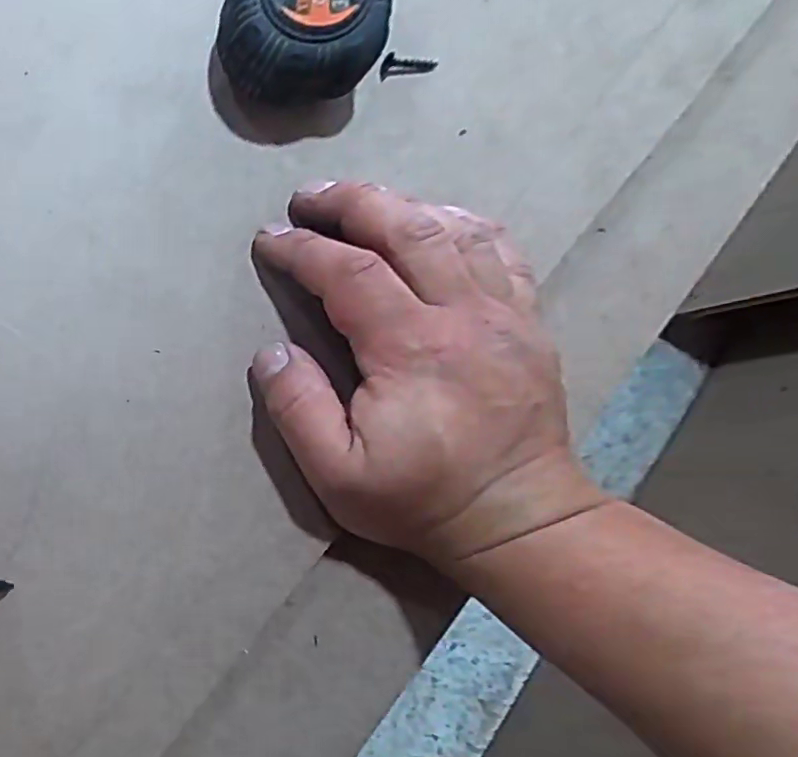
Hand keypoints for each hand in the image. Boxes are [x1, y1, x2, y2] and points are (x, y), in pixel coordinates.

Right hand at [250, 181, 608, 566]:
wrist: (515, 518)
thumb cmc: (417, 502)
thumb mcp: (336, 474)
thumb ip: (298, 410)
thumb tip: (272, 352)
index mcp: (410, 349)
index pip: (350, 274)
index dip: (304, 250)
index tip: (270, 240)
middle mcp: (462, 314)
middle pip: (406, 229)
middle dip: (351, 203)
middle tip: (308, 196)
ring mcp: (505, 313)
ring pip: (455, 229)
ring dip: (401, 204)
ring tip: (361, 202)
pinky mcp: (528, 323)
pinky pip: (499, 250)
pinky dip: (460, 223)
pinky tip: (436, 222)